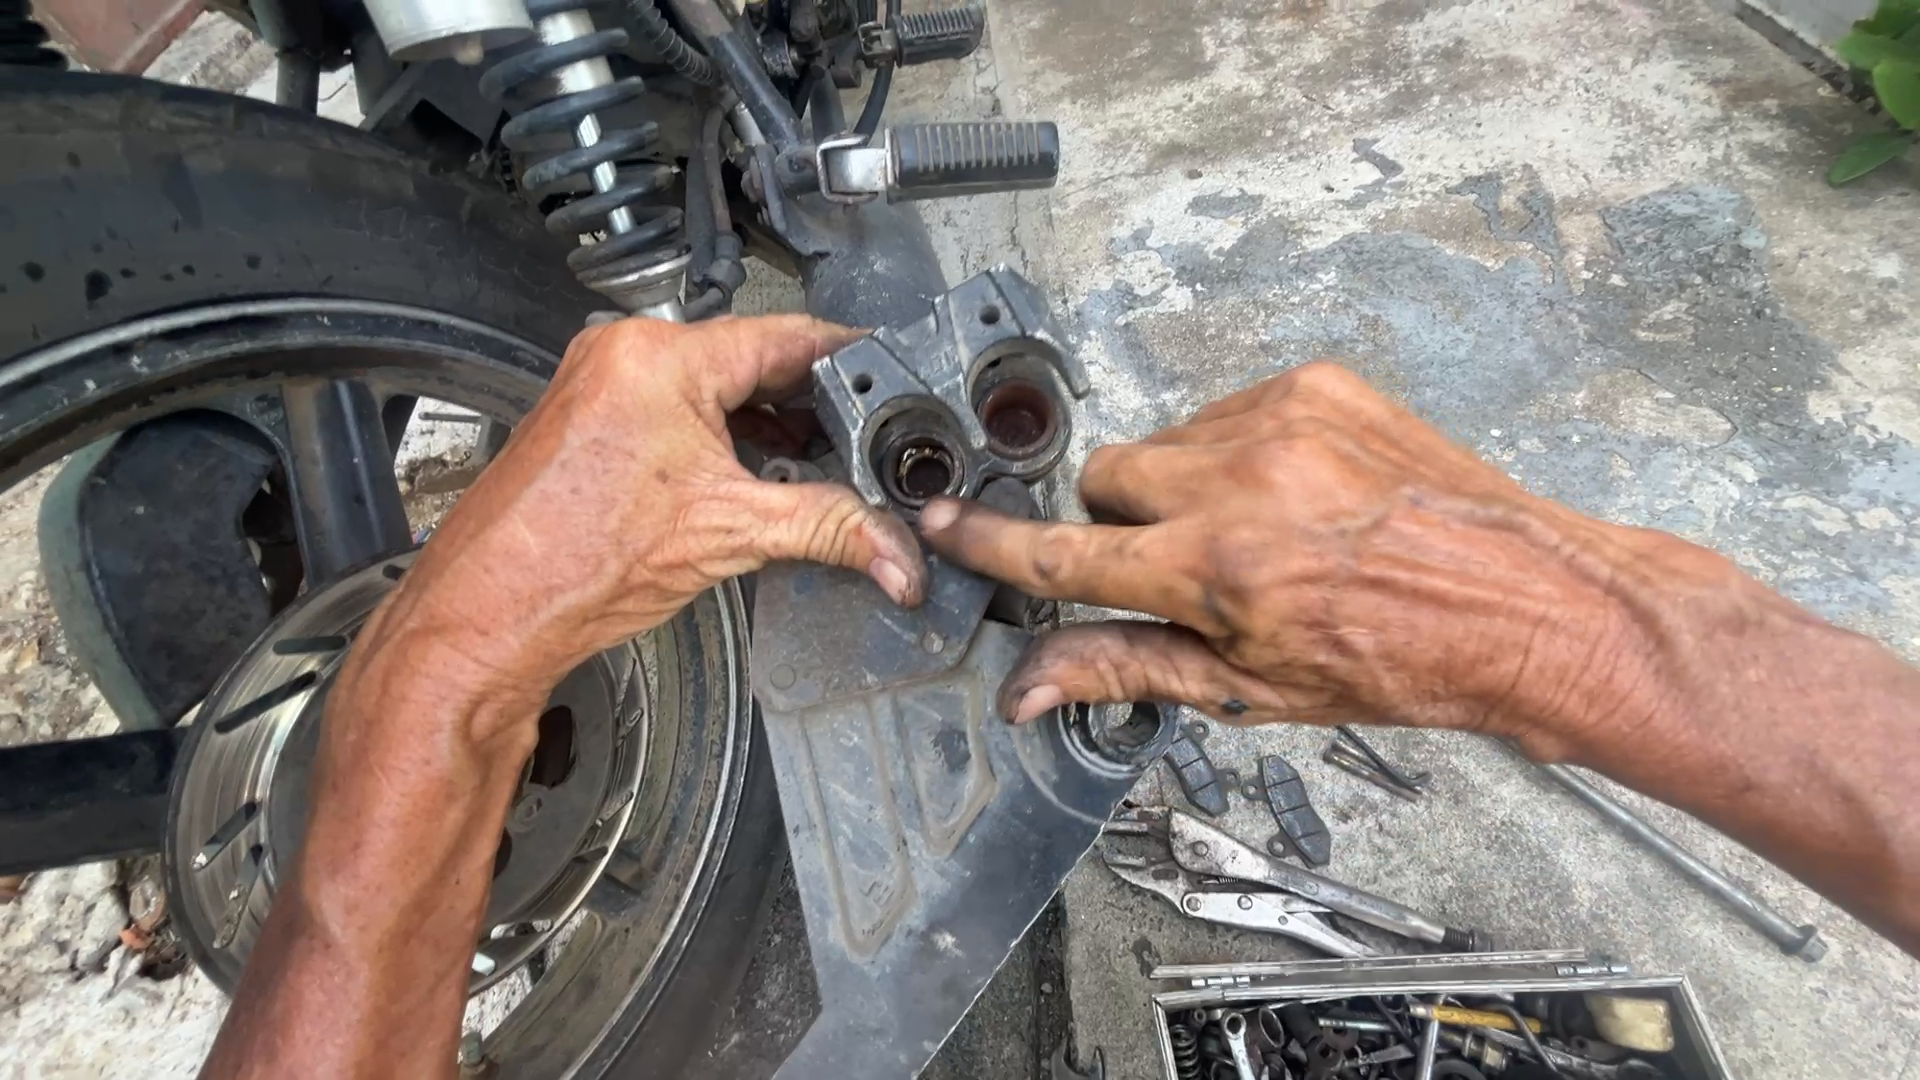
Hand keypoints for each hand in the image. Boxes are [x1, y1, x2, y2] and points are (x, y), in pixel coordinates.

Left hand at [360, 315, 927, 722]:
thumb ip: (828, 528)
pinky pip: (686, 407)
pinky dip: (731, 431)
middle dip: (814, 395)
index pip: (785, 335)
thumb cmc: (573, 560)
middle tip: (864, 426)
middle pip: (754, 358)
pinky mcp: (600, 418)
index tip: (885, 366)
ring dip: (772, 415)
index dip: (847, 353)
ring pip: (720, 384)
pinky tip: (760, 464)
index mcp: (661, 360)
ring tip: (820, 450)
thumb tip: (892, 550)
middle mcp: (628, 356)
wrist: (492, 611)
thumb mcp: (731, 533)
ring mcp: (608, 384)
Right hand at [918, 361, 1756, 759]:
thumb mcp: (1246, 686)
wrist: (1528, 604)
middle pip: (1103, 477)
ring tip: (1254, 524)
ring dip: (1178, 486)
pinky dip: (1231, 452)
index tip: (941, 524)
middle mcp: (1234, 483)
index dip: (990, 544)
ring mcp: (1275, 420)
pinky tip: (1290, 488)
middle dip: (1120, 519)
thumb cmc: (1390, 664)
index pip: (1064, 556)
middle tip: (1182, 555)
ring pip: (1159, 444)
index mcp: (1214, 571)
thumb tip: (1026, 688)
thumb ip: (1122, 666)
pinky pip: (1220, 412)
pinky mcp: (1313, 384)